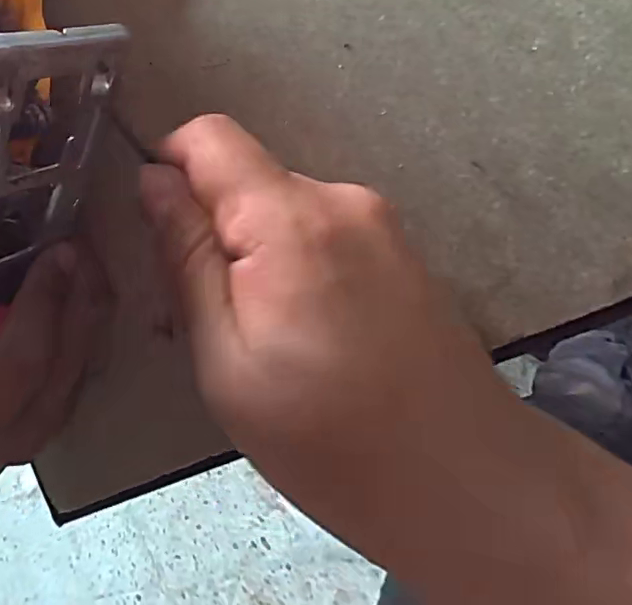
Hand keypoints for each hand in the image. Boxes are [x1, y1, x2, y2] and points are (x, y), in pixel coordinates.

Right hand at [137, 115, 505, 504]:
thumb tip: (152, 180)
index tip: (159, 226)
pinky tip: (301, 328)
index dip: (167, 163)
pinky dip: (287, 259)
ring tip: (257, 331)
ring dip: (247, 249)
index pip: (208, 135)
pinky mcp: (395, 244)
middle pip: (241, 175)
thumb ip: (185, 255)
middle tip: (201, 309)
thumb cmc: (331, 441)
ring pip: (273, 204)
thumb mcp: (225, 358)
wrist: (478, 496)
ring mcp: (376, 219)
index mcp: (290, 220)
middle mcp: (338, 198)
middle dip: (207, 224)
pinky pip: (313, 226)